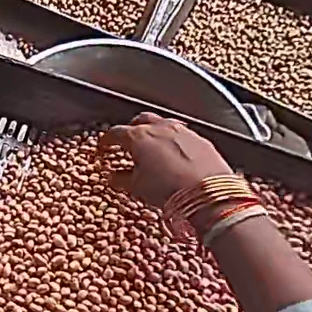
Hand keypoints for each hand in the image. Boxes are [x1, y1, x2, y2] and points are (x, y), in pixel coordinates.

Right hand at [103, 112, 232, 207]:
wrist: (206, 192)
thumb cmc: (169, 188)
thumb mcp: (137, 187)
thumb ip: (121, 179)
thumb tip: (114, 177)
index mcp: (139, 137)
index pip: (116, 132)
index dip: (108, 139)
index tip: (105, 144)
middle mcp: (161, 128)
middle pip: (141, 120)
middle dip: (132, 128)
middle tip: (127, 140)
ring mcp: (183, 131)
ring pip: (163, 123)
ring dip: (154, 132)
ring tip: (151, 146)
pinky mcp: (201, 139)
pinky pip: (182, 133)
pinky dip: (173, 140)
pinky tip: (173, 153)